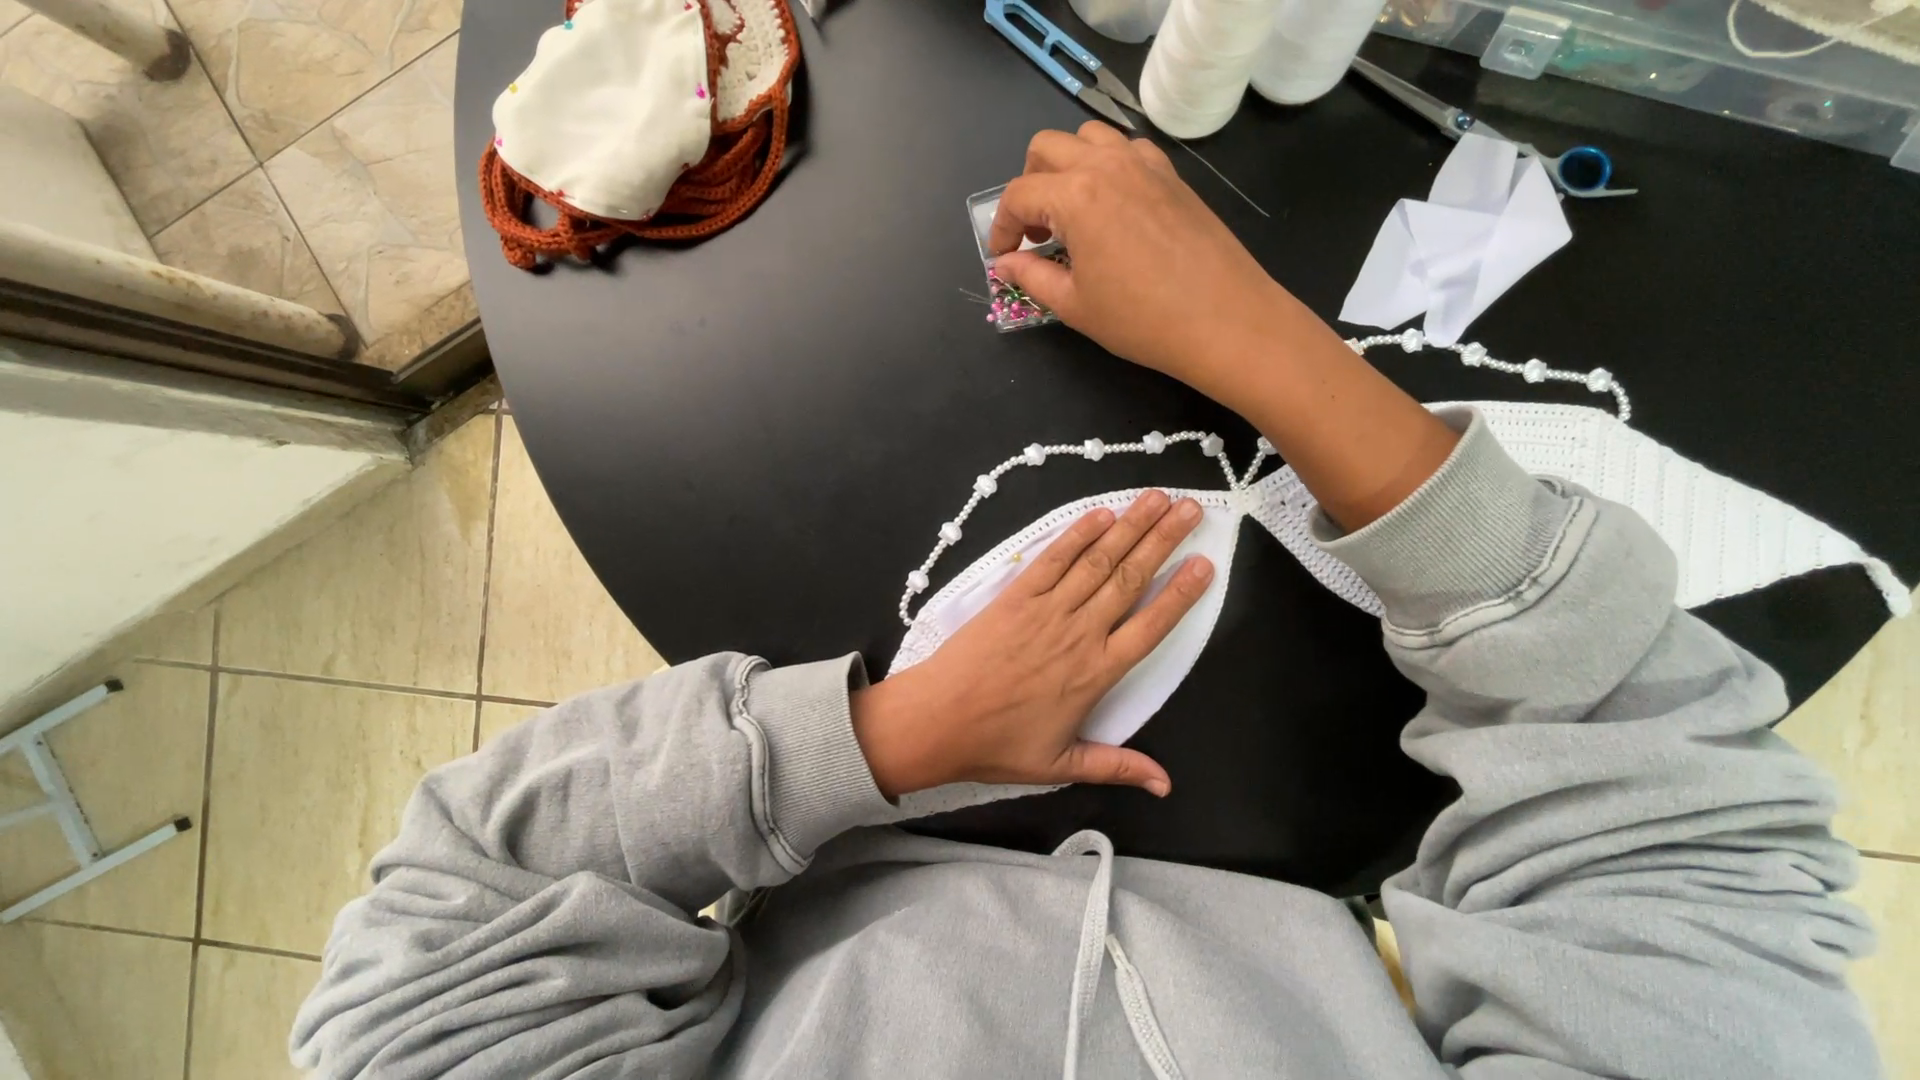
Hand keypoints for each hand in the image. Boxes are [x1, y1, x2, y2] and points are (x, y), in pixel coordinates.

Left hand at [850, 491, 1213, 798]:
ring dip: (1130, 526)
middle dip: (1164, 540)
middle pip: (1130, 579)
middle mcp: (1078, 633)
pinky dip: (1076, 534)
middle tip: (1193, 509)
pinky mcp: (1015, 596)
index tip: (1206, 564)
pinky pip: (1052, 559)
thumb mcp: (1060, 765)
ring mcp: (1046, 610)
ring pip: (1097, 561)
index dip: (1181, 594)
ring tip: (1158, 498)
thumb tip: (1166, 785)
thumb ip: (1117, 766)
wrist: (937, 720)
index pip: (1151, 626)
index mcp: (1096, 673)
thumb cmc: (997, 744)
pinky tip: (1100, 514)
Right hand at [988, 121, 1286, 386]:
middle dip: (1028, 186)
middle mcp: (1107, 164)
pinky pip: (1126, 149)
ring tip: (1070, 215)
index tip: (1003, 256)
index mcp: (1076, 196)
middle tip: (1035, 233)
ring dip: (1066, 167)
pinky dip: (1106, 166)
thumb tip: (1004, 265)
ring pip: (1088, 137)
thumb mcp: (1075, 305)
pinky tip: (1112, 209)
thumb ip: (1032, 277)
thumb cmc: (1142, 319)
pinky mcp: (1171, 174)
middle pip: (1046, 148)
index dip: (1001, 227)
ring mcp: (1144, 163)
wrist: (1224, 319)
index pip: (1019, 194)